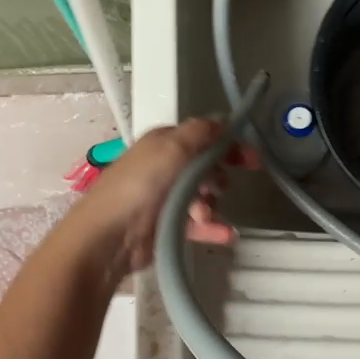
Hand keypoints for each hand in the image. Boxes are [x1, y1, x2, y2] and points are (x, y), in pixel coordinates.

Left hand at [63, 119, 256, 282]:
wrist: (108, 237)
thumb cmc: (139, 186)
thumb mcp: (171, 149)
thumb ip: (199, 132)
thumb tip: (221, 122)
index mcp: (163, 143)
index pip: (202, 137)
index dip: (227, 145)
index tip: (251, 159)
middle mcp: (164, 167)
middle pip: (205, 167)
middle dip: (218, 177)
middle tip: (220, 186)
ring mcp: (165, 197)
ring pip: (203, 197)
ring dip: (210, 204)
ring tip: (202, 214)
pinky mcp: (167, 226)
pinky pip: (197, 224)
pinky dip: (212, 228)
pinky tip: (226, 234)